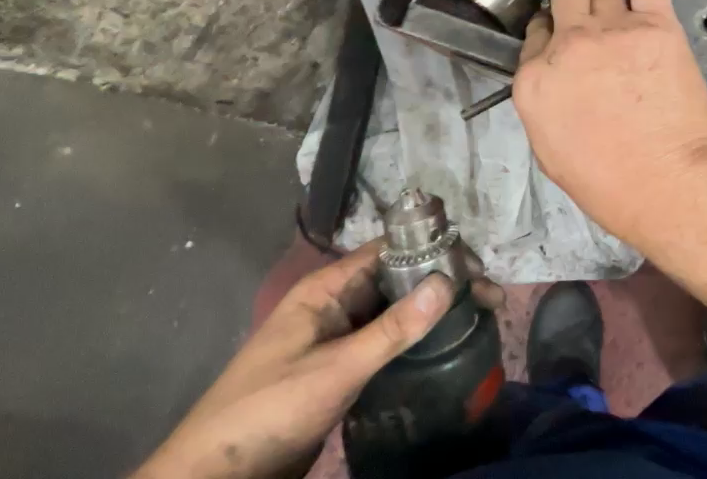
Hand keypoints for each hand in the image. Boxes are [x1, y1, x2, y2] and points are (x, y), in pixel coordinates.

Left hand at [132, 242, 501, 478]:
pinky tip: (448, 347)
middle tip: (490, 300)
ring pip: (397, 310)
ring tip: (481, 319)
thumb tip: (449, 281)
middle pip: (399, 278)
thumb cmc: (268, 411)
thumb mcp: (335, 370)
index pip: (391, 250)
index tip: (479, 267)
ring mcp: (339, 337)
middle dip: (445, 282)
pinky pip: (388, 341)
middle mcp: (336, 305)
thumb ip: (393, 329)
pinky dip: (419, 338)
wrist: (216, 478)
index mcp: (327, 290)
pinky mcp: (342, 368)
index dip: (435, 251)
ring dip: (436, 311)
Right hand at [514, 0, 706, 239]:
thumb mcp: (548, 145)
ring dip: (615, 8)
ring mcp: (615, 32)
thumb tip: (557, 76)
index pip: (537, 31)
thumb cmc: (607, 178)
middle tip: (597, 28)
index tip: (569, 42)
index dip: (554, 34)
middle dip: (578, 7)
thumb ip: (545, 97)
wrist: (663, 179)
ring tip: (630, 32)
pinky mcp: (657, 27)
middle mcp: (571, 45)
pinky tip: (654, 17)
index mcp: (536, 78)